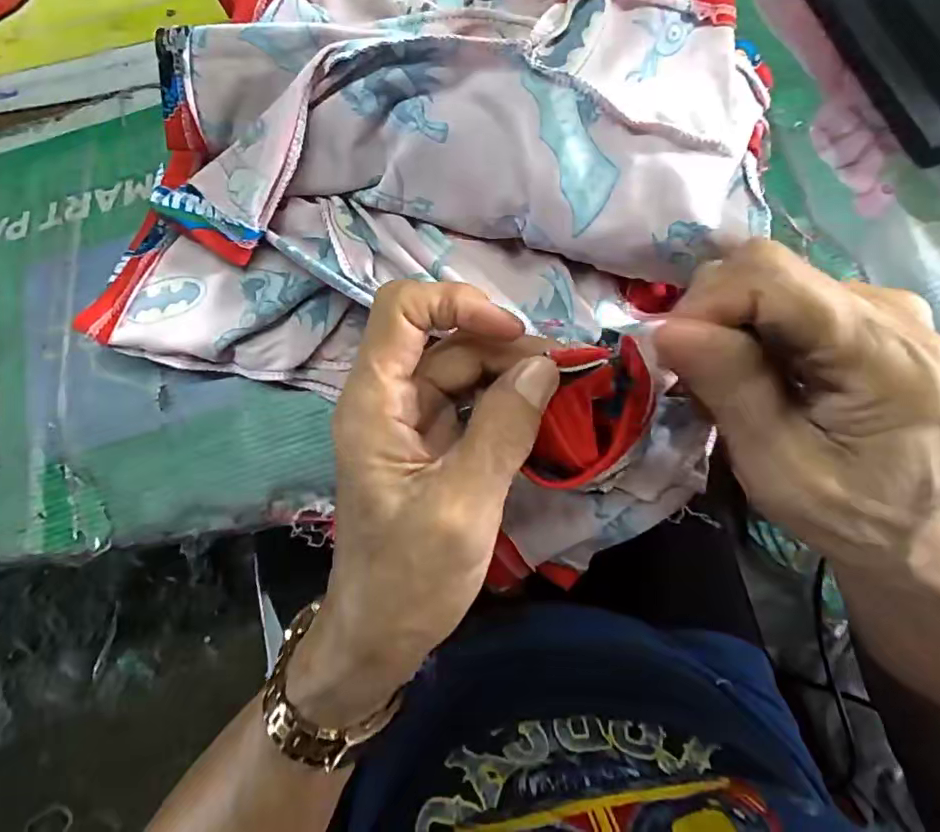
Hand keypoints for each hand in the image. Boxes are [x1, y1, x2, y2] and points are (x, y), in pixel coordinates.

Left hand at [287, 281, 559, 724]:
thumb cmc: (409, 577)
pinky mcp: (427, 443)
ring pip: (458, 367)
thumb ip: (504, 428)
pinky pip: (466, 401)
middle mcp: (385, 398)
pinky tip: (540, 410)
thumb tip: (544, 364)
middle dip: (500, 344)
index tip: (512, 333)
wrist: (379, 636)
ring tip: (565, 388)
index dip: (456, 303)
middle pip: (441, 338)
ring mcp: (406, 420)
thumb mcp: (464, 504)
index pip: (402, 310)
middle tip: (566, 370)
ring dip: (508, 370)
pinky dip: (502, 399)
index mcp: (373, 401)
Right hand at [651, 241, 939, 576]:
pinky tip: (755, 366)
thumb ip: (730, 388)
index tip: (673, 352)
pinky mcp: (867, 312)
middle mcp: (894, 313)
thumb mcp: (774, 464)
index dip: (707, 301)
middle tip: (693, 371)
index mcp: (886, 356)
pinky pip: (785, 292)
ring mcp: (885, 307)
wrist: (907, 535)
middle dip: (711, 310)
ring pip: (770, 276)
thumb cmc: (842, 512)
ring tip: (724, 375)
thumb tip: (665, 328)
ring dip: (726, 317)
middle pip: (769, 269)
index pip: (773, 279)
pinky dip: (748, 321)